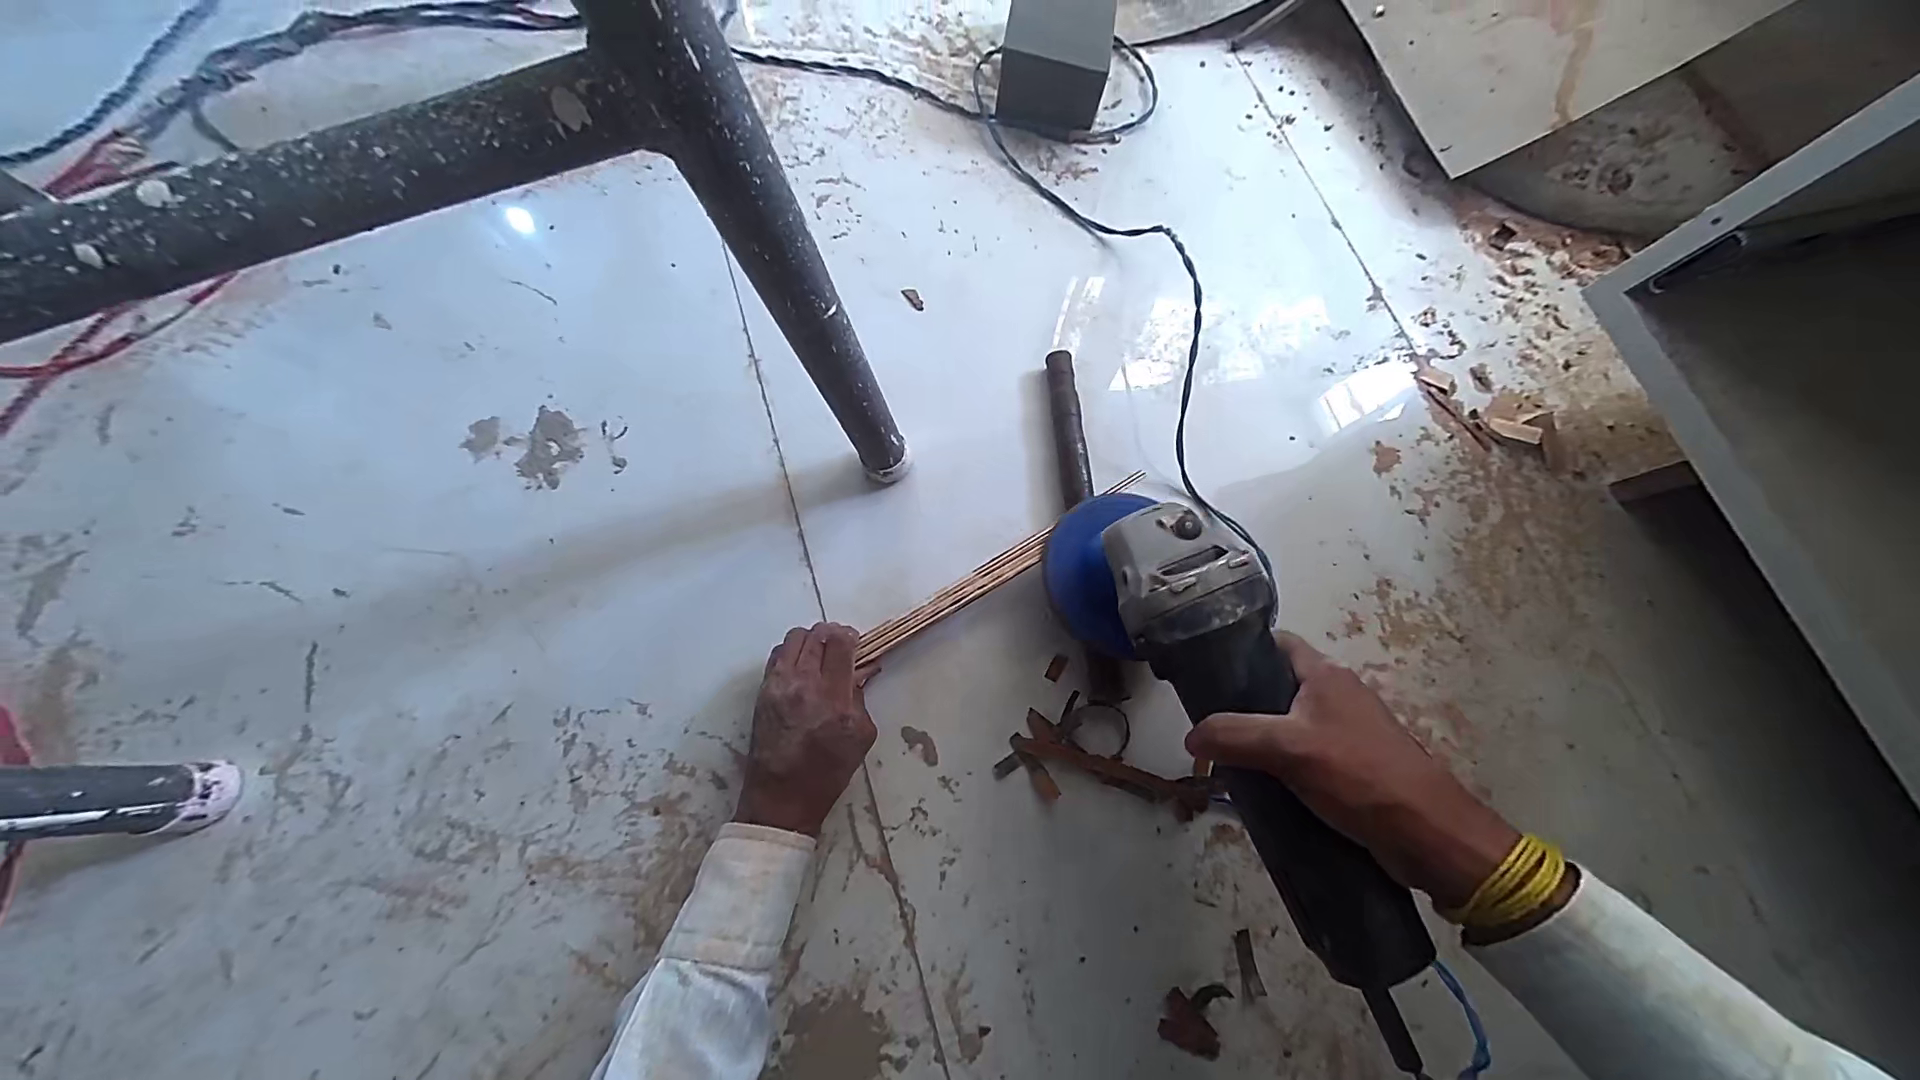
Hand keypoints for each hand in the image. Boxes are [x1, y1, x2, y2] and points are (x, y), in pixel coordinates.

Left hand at [733, 622, 877, 837]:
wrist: (782, 796)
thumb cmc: (829, 771)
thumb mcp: (862, 735)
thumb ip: (861, 696)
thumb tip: (864, 667)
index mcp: (833, 698)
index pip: (840, 643)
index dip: (850, 636)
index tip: (856, 642)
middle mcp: (804, 685)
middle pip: (817, 634)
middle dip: (832, 635)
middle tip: (840, 647)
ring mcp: (778, 685)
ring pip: (795, 637)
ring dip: (811, 640)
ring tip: (819, 655)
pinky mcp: (763, 690)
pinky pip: (778, 654)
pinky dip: (793, 652)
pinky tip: (801, 667)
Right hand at [1185, 633, 1517, 908]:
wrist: (1430, 837)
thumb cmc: (1361, 775)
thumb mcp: (1287, 749)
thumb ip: (1233, 736)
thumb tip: (1190, 737)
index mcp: (1326, 674)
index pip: (1277, 642)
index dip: (1243, 647)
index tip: (1209, 665)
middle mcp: (1337, 693)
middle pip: (1279, 683)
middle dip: (1244, 698)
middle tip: (1209, 716)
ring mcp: (1348, 730)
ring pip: (1289, 720)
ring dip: (1261, 734)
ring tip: (1227, 750)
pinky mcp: (1353, 764)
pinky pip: (1304, 751)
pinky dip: (1280, 760)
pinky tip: (1261, 780)